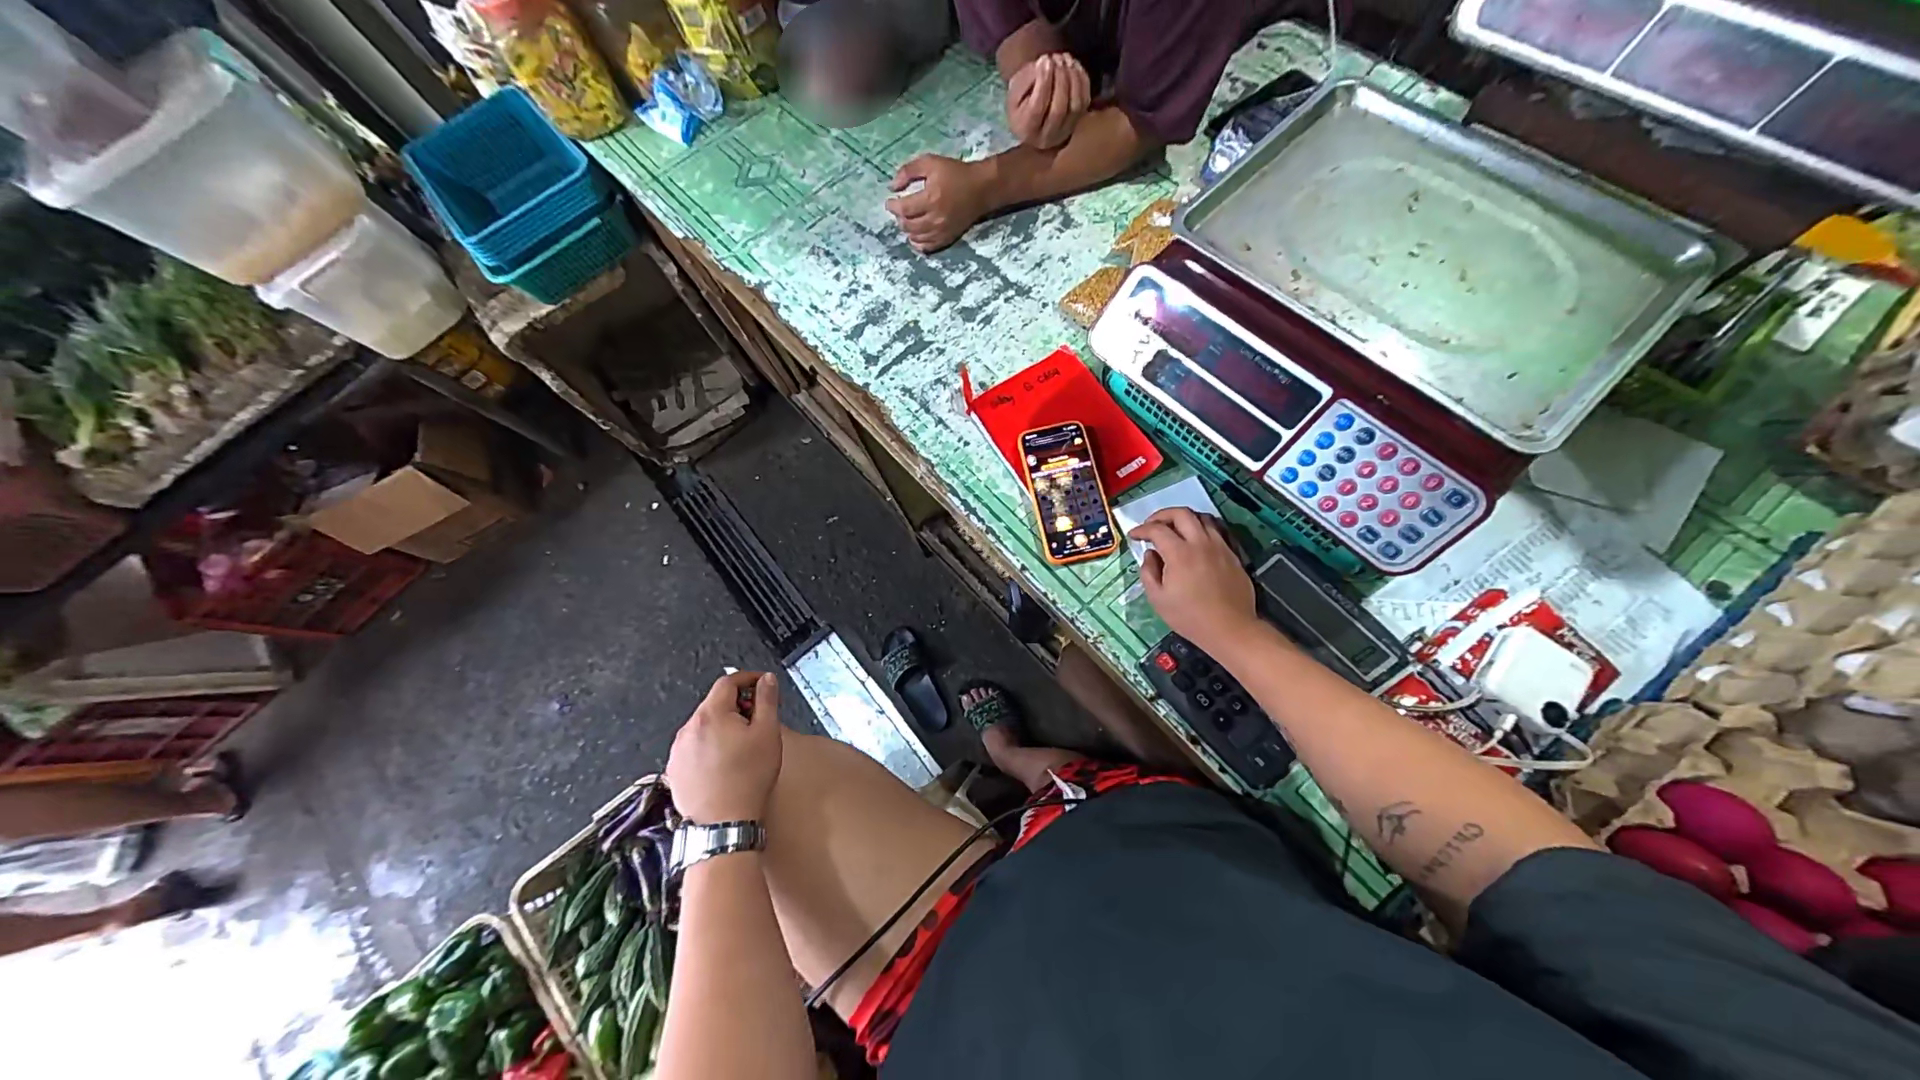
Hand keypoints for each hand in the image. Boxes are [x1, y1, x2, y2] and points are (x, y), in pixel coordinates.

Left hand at [667, 672, 783, 822]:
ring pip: (703, 726)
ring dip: (722, 727)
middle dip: (737, 705)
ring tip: (742, 746)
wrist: (724, 824)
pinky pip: (694, 748)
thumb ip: (767, 700)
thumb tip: (766, 680)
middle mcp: (688, 729)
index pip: (728, 681)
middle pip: (714, 704)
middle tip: (757, 719)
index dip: (748, 679)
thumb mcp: (768, 734)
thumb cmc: (748, 780)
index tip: (762, 684)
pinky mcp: (675, 771)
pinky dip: (709, 747)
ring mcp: (678, 751)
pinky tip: (725, 763)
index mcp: (711, 715)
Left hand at [888, 155, 992, 253]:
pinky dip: (918, 243)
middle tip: (899, 211)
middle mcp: (935, 218)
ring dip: (907, 230)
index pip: (904, 209)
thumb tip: (892, 187)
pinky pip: (928, 247)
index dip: (893, 207)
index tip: (890, 202)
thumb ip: (908, 171)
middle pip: (908, 226)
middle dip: (899, 219)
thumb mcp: (930, 163)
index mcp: (931, 198)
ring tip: (907, 221)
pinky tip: (915, 236)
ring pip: (916, 238)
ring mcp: (942, 231)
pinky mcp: (948, 238)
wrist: (981, 189)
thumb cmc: (955, 173)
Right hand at [1007, 53, 1089, 149]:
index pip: (1036, 108)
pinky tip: (1074, 65)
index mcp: (1026, 130)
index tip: (1045, 59)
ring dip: (1073, 77)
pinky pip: (1085, 101)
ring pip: (1075, 105)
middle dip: (1060, 79)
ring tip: (1065, 58)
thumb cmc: (1021, 103)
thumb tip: (1044, 63)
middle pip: (1058, 109)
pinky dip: (1082, 80)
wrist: (1033, 120)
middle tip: (1056, 57)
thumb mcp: (1014, 91)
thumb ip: (1026, 78)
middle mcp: (1046, 137)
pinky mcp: (1077, 123)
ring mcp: (1064, 132)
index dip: (1043, 82)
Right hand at [1128, 508, 1259, 653]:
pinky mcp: (1232, 554)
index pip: (1157, 529)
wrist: (1229, 628)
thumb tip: (1150, 555)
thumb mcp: (1158, 599)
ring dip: (1184, 519)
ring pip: (1202, 518)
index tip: (1134, 535)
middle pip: (1181, 513)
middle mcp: (1200, 543)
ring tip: (1174, 529)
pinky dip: (1202, 528)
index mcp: (1179, 553)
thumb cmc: (1189, 617)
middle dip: (1162, 515)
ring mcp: (1219, 547)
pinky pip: (1216, 531)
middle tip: (1152, 525)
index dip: (1142, 529)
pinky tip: (1196, 541)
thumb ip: (1149, 572)